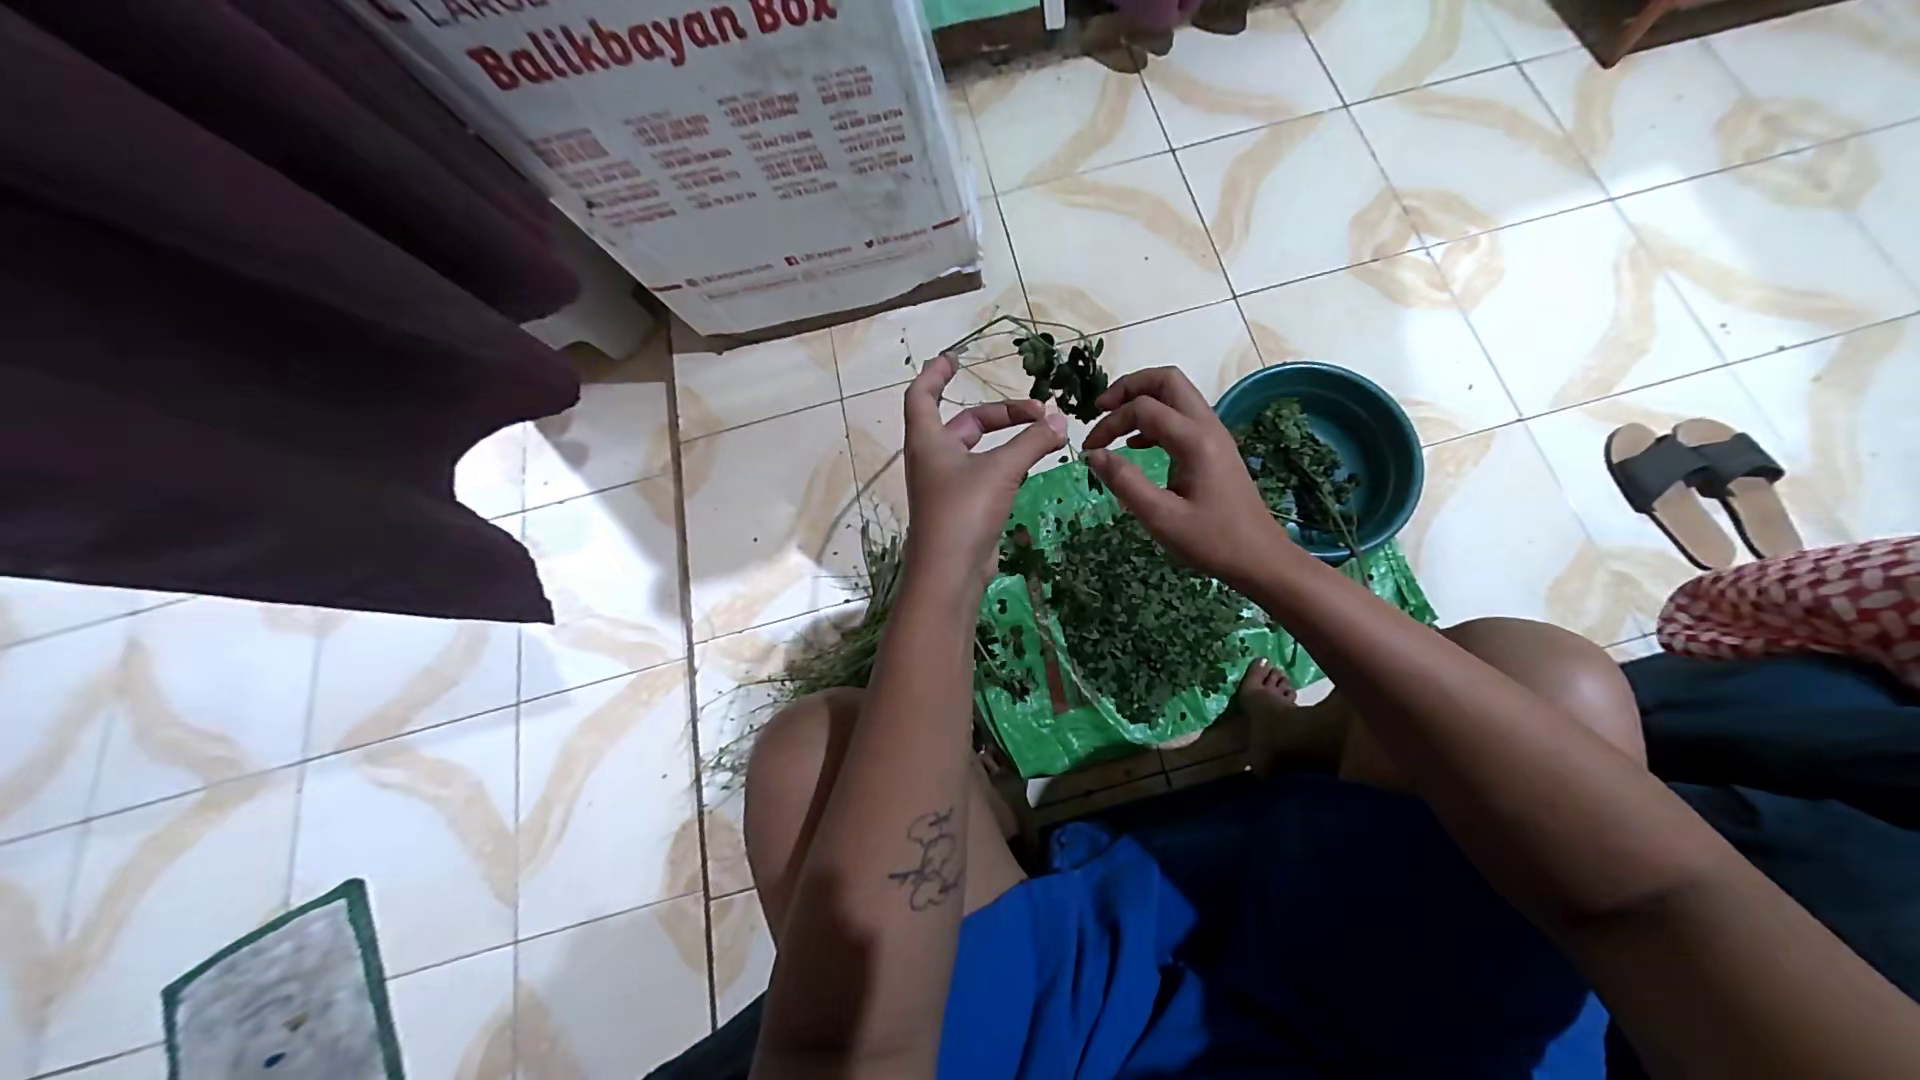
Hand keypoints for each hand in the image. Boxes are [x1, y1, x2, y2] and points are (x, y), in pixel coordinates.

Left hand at [902, 353, 1066, 592]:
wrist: (951, 572)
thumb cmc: (964, 510)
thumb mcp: (1002, 469)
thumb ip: (1032, 441)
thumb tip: (1059, 420)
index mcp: (928, 441)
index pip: (922, 395)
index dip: (936, 374)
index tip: (955, 359)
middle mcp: (933, 459)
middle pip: (964, 421)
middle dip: (1001, 413)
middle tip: (1039, 413)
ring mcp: (947, 485)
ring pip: (978, 450)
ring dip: (1008, 439)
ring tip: (1044, 435)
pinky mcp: (963, 507)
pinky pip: (985, 474)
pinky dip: (1007, 464)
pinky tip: (1031, 466)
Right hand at [1083, 366, 1292, 587]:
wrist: (1259, 558)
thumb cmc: (1211, 541)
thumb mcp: (1160, 517)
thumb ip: (1124, 482)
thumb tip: (1093, 455)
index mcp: (1194, 441)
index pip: (1143, 409)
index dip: (1109, 423)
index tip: (1089, 449)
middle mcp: (1207, 427)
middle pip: (1167, 380)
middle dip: (1129, 388)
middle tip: (1100, 409)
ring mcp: (1214, 435)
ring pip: (1176, 395)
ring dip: (1142, 400)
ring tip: (1113, 424)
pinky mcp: (1214, 448)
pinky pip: (1182, 416)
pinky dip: (1155, 419)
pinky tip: (1136, 446)